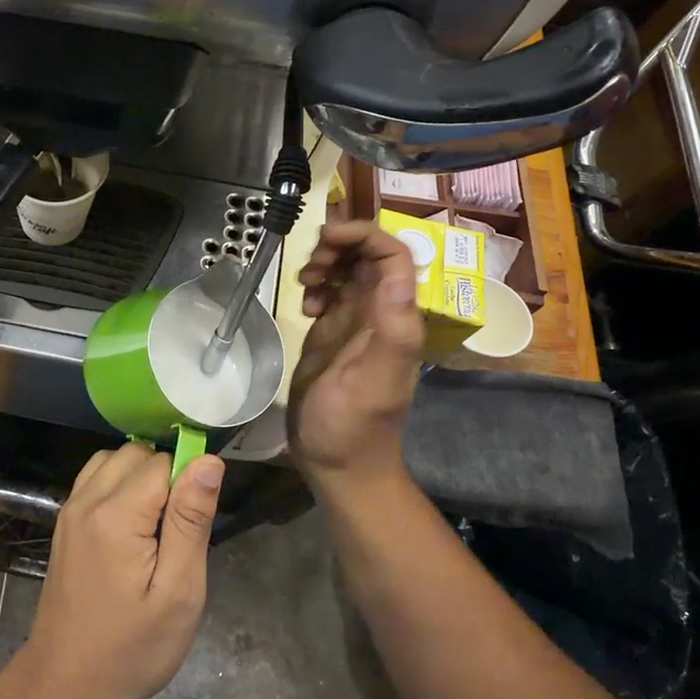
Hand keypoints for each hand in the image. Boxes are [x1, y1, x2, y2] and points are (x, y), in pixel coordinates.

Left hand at [14, 443, 224, 698]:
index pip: (163, 461)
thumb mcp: (178, 592)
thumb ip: (191, 520)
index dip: (188, 484)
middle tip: (177, 532)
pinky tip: (132, 527)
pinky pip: (94, 479)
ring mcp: (70, 509)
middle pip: (135, 453)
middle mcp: (86, 500)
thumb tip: (208, 460)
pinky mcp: (65, 523)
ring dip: (140, 478)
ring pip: (113, 459)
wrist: (68, 683)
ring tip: (157, 529)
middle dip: (165, 477)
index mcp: (115, 514)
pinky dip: (118, 486)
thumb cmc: (132, 647)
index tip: (195, 524)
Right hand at [290, 220, 425, 486]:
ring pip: (347, 268)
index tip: (324, 237)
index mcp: (395, 317)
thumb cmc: (354, 426)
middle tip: (310, 264)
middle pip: (368, 254)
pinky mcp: (332, 334)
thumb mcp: (372, 380)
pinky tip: (303, 304)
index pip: (393, 254)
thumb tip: (396, 274)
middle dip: (338, 244)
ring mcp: (355, 322)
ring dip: (324, 262)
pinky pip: (329, 291)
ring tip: (303, 282)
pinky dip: (314, 285)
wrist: (338, 465)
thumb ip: (390, 329)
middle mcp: (379, 312)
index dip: (363, 233)